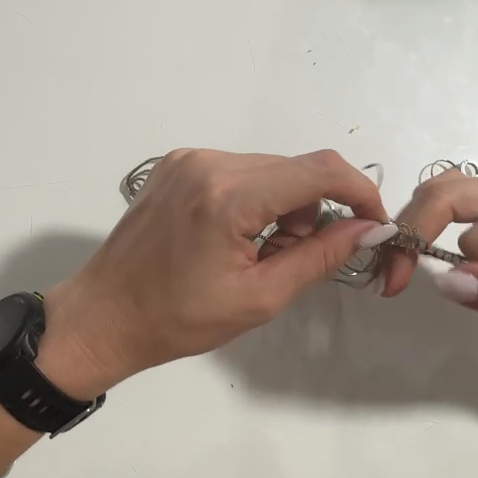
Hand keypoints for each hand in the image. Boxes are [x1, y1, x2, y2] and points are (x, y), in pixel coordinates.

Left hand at [42, 149, 390, 392]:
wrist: (106, 316)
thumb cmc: (179, 319)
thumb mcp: (260, 298)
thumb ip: (320, 256)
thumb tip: (368, 228)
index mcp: (228, 197)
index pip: (319, 170)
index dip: (359, 192)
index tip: (371, 223)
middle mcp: (208, 162)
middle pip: (295, 168)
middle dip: (314, 209)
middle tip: (294, 257)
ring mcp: (188, 158)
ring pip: (269, 168)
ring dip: (283, 204)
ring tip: (256, 252)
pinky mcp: (176, 164)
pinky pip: (239, 170)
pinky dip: (254, 198)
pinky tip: (233, 235)